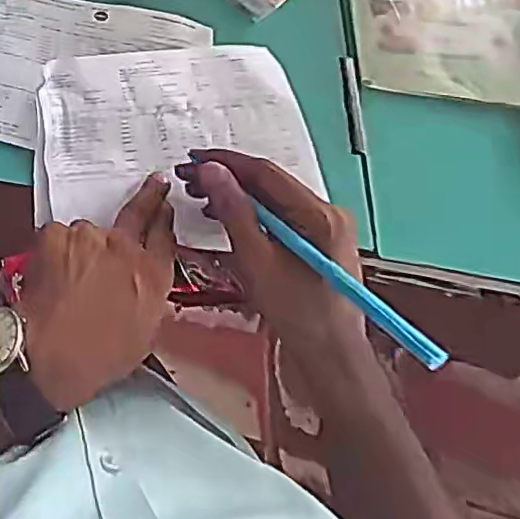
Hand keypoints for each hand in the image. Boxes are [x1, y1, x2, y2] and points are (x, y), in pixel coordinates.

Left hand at [15, 173, 175, 410]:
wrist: (48, 354)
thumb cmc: (97, 356)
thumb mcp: (144, 331)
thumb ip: (148, 292)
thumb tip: (140, 276)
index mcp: (152, 275)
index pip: (165, 235)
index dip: (164, 217)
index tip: (164, 204)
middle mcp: (124, 248)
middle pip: (137, 214)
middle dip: (149, 196)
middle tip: (155, 183)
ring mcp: (89, 236)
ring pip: (88, 232)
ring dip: (84, 247)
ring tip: (72, 279)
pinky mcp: (57, 233)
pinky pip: (61, 235)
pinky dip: (57, 250)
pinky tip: (53, 274)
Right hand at [177, 150, 365, 354]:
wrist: (329, 358)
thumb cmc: (297, 313)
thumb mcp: (257, 259)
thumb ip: (233, 210)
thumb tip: (212, 171)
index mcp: (320, 214)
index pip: (266, 173)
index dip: (226, 163)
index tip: (194, 160)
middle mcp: (327, 213)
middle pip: (268, 183)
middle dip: (227, 179)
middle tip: (191, 180)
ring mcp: (323, 227)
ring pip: (270, 198)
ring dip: (235, 195)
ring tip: (201, 197)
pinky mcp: (315, 240)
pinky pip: (276, 215)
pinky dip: (249, 213)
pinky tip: (225, 217)